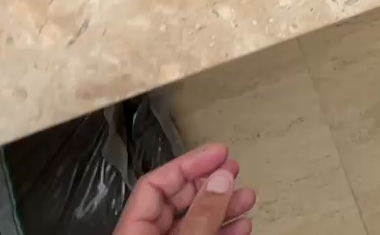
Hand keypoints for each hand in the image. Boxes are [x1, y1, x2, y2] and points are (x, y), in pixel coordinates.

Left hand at [113, 143, 256, 234]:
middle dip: (212, 184)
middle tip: (236, 173)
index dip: (189, 164)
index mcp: (131, 232)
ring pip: (194, 220)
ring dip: (224, 207)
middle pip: (177, 199)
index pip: (155, 184)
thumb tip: (222, 177)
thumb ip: (201, 216)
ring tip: (248, 199)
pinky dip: (222, 230)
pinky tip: (241, 227)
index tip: (220, 153)